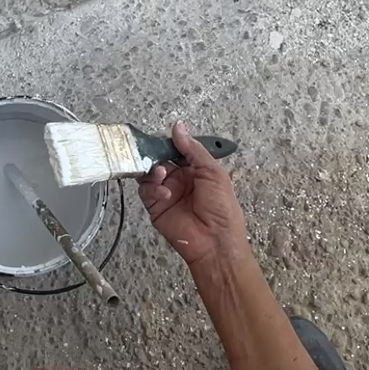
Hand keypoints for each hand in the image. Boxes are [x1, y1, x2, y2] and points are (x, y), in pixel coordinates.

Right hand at [140, 122, 248, 269]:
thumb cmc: (222, 208)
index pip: (176, 149)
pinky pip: (146, 191)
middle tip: (152, 152)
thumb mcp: (213, 173)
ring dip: (152, 170)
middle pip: (159, 159)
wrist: (216, 242)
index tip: (163, 137)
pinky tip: (164, 193)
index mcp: (195, 169)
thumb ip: (192, 149)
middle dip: (155, 154)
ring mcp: (166, 192)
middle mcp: (179, 179)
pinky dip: (152, 188)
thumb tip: (178, 127)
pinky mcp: (155, 206)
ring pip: (149, 173)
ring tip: (161, 174)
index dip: (169, 143)